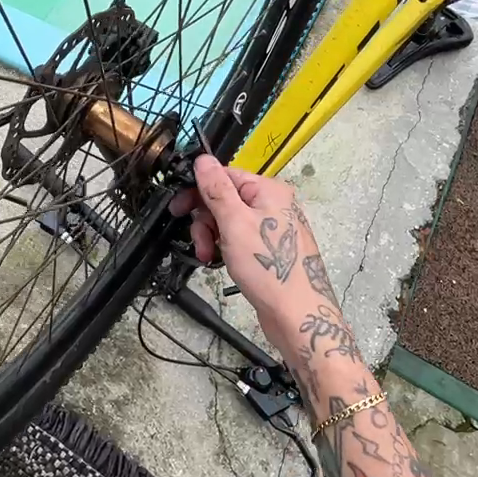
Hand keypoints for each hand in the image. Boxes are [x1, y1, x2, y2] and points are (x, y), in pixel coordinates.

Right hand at [170, 155, 332, 330]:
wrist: (298, 316)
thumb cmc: (271, 270)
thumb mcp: (234, 223)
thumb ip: (217, 189)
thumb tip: (203, 160)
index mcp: (268, 191)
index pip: (224, 176)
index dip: (198, 191)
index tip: (179, 208)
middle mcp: (273, 205)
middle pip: (224, 198)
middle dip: (205, 220)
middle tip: (199, 240)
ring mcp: (271, 228)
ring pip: (228, 221)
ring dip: (212, 236)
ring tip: (209, 256)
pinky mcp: (268, 249)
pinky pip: (238, 238)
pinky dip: (225, 248)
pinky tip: (220, 262)